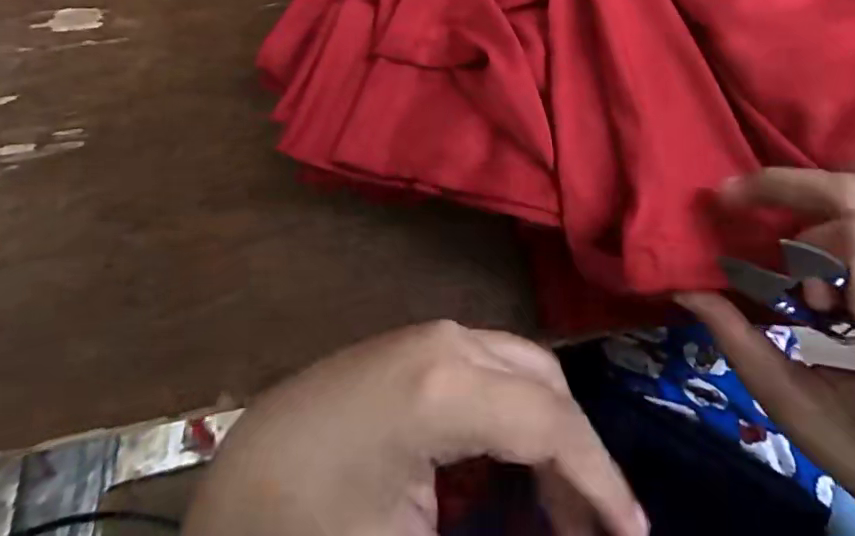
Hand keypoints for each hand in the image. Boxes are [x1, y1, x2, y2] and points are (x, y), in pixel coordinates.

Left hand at [184, 321, 646, 535]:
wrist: (220, 505)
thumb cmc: (312, 530)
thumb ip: (502, 517)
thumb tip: (563, 519)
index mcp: (444, 383)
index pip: (550, 423)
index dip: (601, 479)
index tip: (634, 532)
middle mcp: (442, 341)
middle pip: (541, 384)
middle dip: (577, 451)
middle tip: (597, 525)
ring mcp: (420, 337)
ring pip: (516, 369)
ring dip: (546, 430)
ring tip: (558, 502)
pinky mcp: (404, 350)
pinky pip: (482, 370)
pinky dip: (511, 414)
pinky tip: (510, 463)